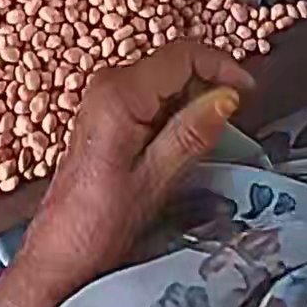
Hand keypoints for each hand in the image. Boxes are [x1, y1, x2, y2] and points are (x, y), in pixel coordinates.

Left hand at [0, 42, 251, 306]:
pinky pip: (151, 93)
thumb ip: (192, 132)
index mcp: (120, 92)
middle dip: (209, 80)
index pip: (181, 54)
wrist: (58, 252)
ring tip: (213, 132)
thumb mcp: (154, 180)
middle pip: (173, 61)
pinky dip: (175, 106)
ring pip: (164, 76)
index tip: (248, 89)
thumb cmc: (101, 222)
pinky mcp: (106, 108)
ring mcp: (105, 93)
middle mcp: (109, 81)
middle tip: (235, 116)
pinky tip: (185, 137)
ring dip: (193, 95)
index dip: (220, 64)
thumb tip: (228, 95)